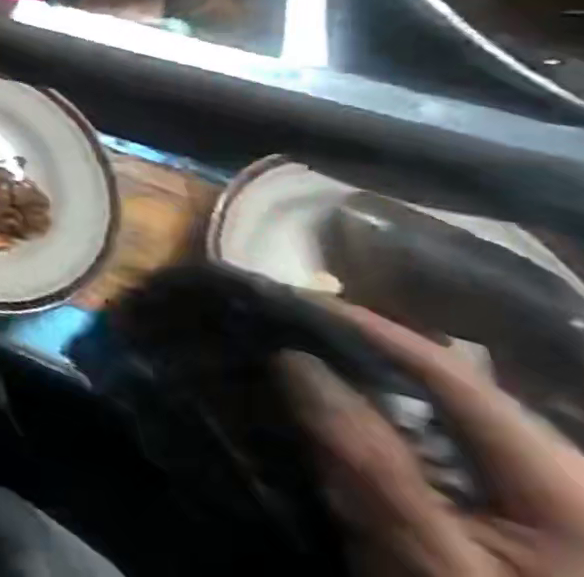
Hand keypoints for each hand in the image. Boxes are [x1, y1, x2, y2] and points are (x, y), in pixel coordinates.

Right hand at [278, 304, 583, 576]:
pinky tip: (372, 420)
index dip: (376, 331)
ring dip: (395, 387)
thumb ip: (366, 461)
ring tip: (325, 362)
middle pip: (468, 394)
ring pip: (469, 419)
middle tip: (302, 329)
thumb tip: (295, 359)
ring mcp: (570, 501)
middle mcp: (581, 480)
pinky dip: (417, 422)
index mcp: (572, 488)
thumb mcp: (420, 556)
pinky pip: (475, 449)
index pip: (459, 380)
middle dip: (382, 355)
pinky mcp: (552, 522)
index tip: (299, 299)